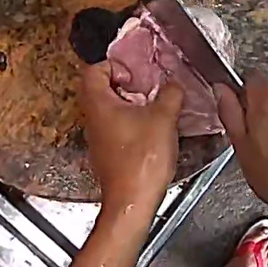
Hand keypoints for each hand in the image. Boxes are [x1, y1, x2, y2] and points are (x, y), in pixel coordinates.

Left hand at [77, 62, 181, 212]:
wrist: (132, 200)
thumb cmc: (142, 158)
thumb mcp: (164, 117)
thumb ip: (171, 94)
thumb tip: (174, 84)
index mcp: (99, 105)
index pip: (93, 71)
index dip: (114, 66)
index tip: (135, 74)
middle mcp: (93, 119)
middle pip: (101, 89)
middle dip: (126, 84)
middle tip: (147, 88)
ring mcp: (98, 137)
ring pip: (110, 109)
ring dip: (131, 103)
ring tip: (154, 107)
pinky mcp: (108, 152)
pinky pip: (116, 126)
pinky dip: (132, 121)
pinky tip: (153, 129)